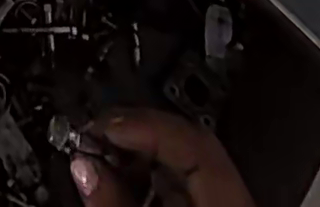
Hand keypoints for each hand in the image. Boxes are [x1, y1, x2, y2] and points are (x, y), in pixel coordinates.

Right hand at [68, 109, 254, 206]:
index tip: (103, 122)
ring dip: (132, 159)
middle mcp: (234, 202)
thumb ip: (116, 205)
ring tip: (96, 162)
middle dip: (132, 137)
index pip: (194, 141)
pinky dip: (144, 183)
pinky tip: (115, 187)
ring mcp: (223, 205)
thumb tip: (84, 163)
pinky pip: (179, 190)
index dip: (145, 124)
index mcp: (232, 205)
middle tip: (90, 136)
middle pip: (183, 146)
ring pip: (179, 167)